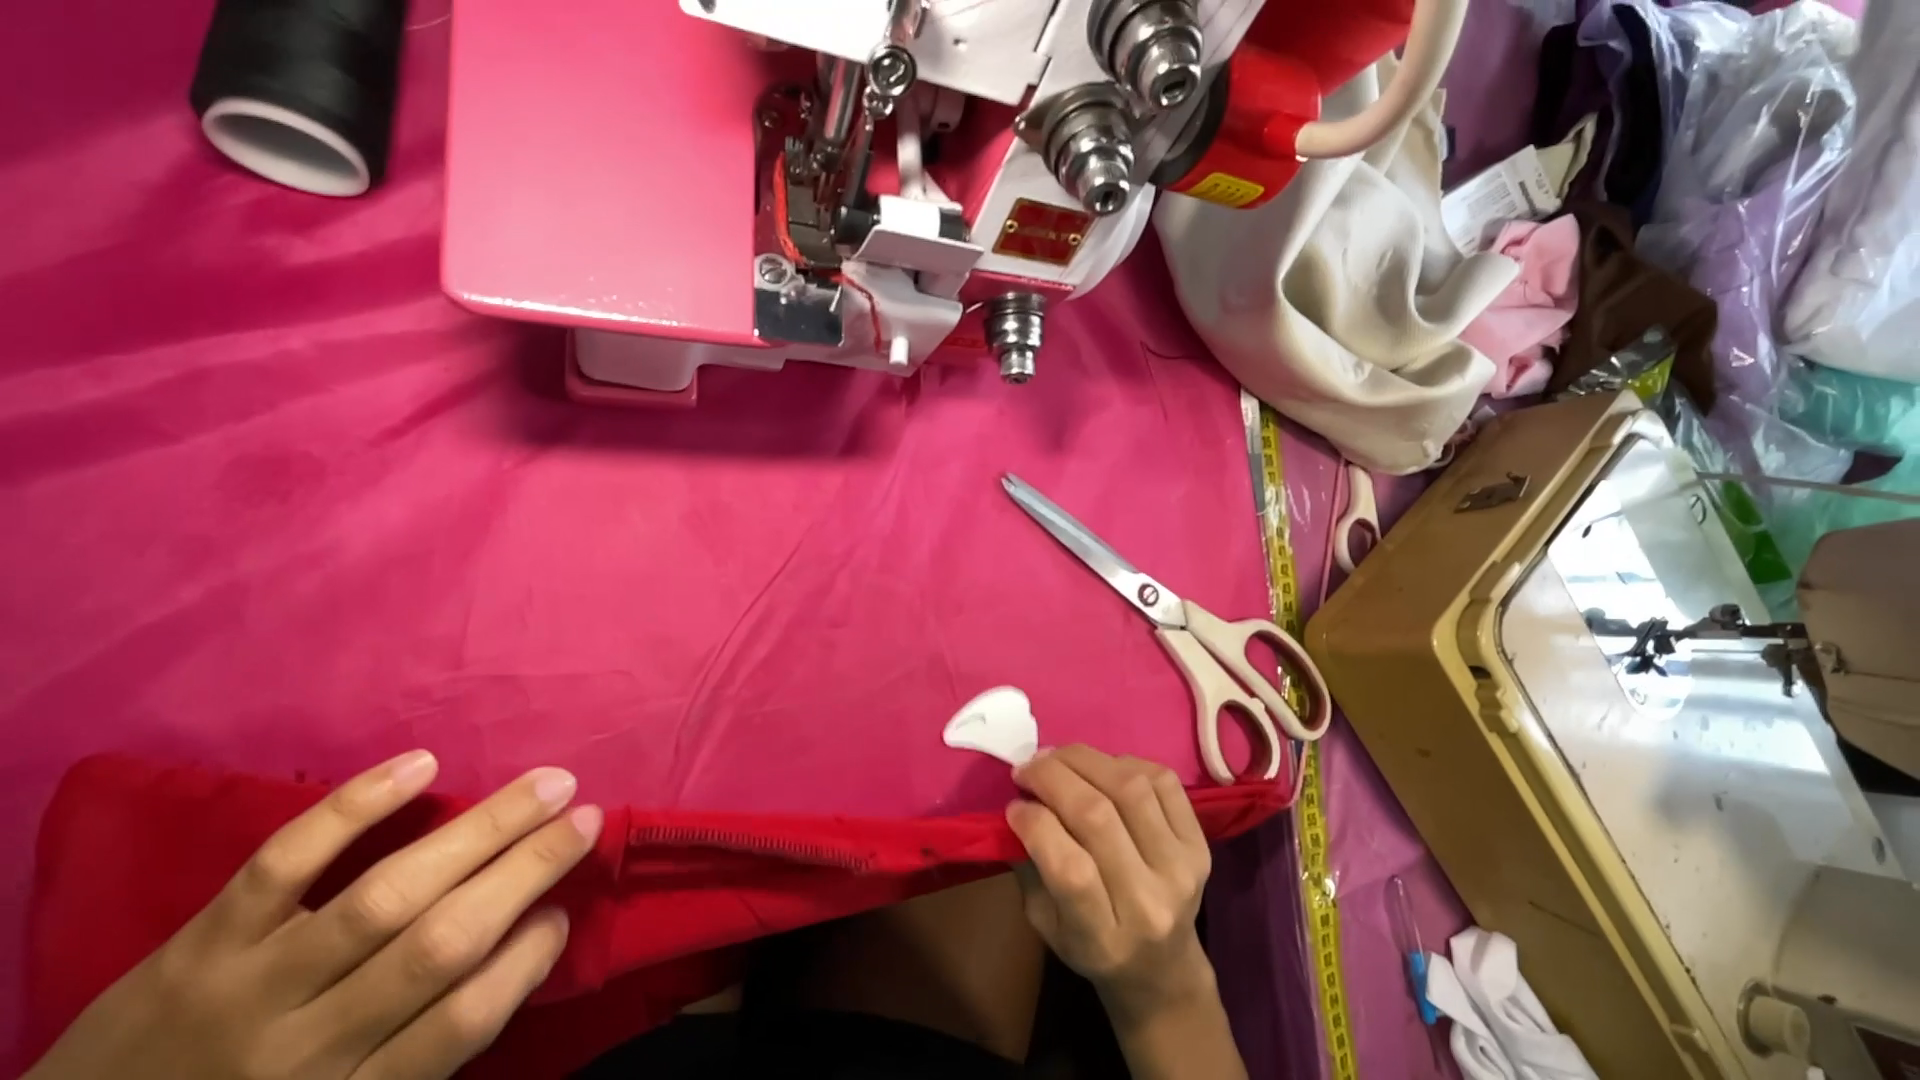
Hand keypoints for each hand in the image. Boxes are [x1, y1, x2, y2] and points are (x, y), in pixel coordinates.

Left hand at [25, 751, 600, 1079]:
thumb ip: (425, 1048)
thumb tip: (527, 939)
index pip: (464, 1021)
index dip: (528, 959)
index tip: (565, 911)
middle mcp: (307, 1049)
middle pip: (440, 946)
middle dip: (527, 871)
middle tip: (584, 816)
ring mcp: (250, 988)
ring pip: (384, 897)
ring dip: (478, 831)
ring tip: (543, 785)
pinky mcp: (199, 943)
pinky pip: (284, 864)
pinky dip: (355, 809)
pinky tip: (422, 766)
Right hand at [1005, 746, 1215, 1019]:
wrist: (1163, 967)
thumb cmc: (1092, 947)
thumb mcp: (1045, 923)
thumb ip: (1031, 866)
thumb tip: (1019, 803)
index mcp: (1103, 937)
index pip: (1070, 869)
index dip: (1036, 824)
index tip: (1013, 804)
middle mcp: (1149, 902)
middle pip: (1098, 817)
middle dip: (1052, 778)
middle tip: (1027, 768)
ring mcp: (1182, 869)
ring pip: (1131, 789)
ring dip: (1085, 760)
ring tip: (1058, 758)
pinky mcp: (1200, 844)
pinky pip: (1164, 782)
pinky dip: (1126, 762)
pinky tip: (1101, 767)